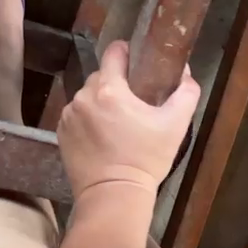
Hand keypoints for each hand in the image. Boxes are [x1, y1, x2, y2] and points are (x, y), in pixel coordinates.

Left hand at [57, 41, 199, 199]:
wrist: (114, 195)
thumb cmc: (146, 159)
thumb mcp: (176, 125)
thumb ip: (186, 93)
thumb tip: (186, 75)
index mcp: (110, 89)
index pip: (114, 52)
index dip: (127, 53)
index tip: (137, 63)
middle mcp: (84, 97)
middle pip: (101, 76)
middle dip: (117, 84)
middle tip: (133, 104)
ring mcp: (69, 116)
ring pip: (88, 96)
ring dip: (101, 103)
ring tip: (117, 124)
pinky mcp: (61, 133)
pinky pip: (77, 115)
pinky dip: (88, 120)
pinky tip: (102, 137)